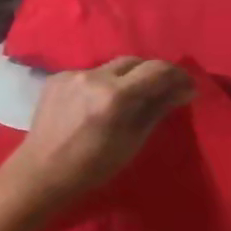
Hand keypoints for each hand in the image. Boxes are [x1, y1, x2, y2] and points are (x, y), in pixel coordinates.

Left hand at [1, 59, 190, 208]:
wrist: (43, 168)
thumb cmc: (93, 165)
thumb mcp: (133, 140)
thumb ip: (157, 109)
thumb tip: (184, 89)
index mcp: (114, 94)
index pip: (156, 69)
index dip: (177, 75)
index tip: (187, 86)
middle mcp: (92, 75)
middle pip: (132, 61)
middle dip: (152, 73)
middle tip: (164, 91)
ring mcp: (70, 73)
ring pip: (109, 67)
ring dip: (125, 78)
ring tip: (130, 100)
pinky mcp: (55, 77)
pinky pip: (87, 74)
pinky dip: (100, 84)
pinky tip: (98, 104)